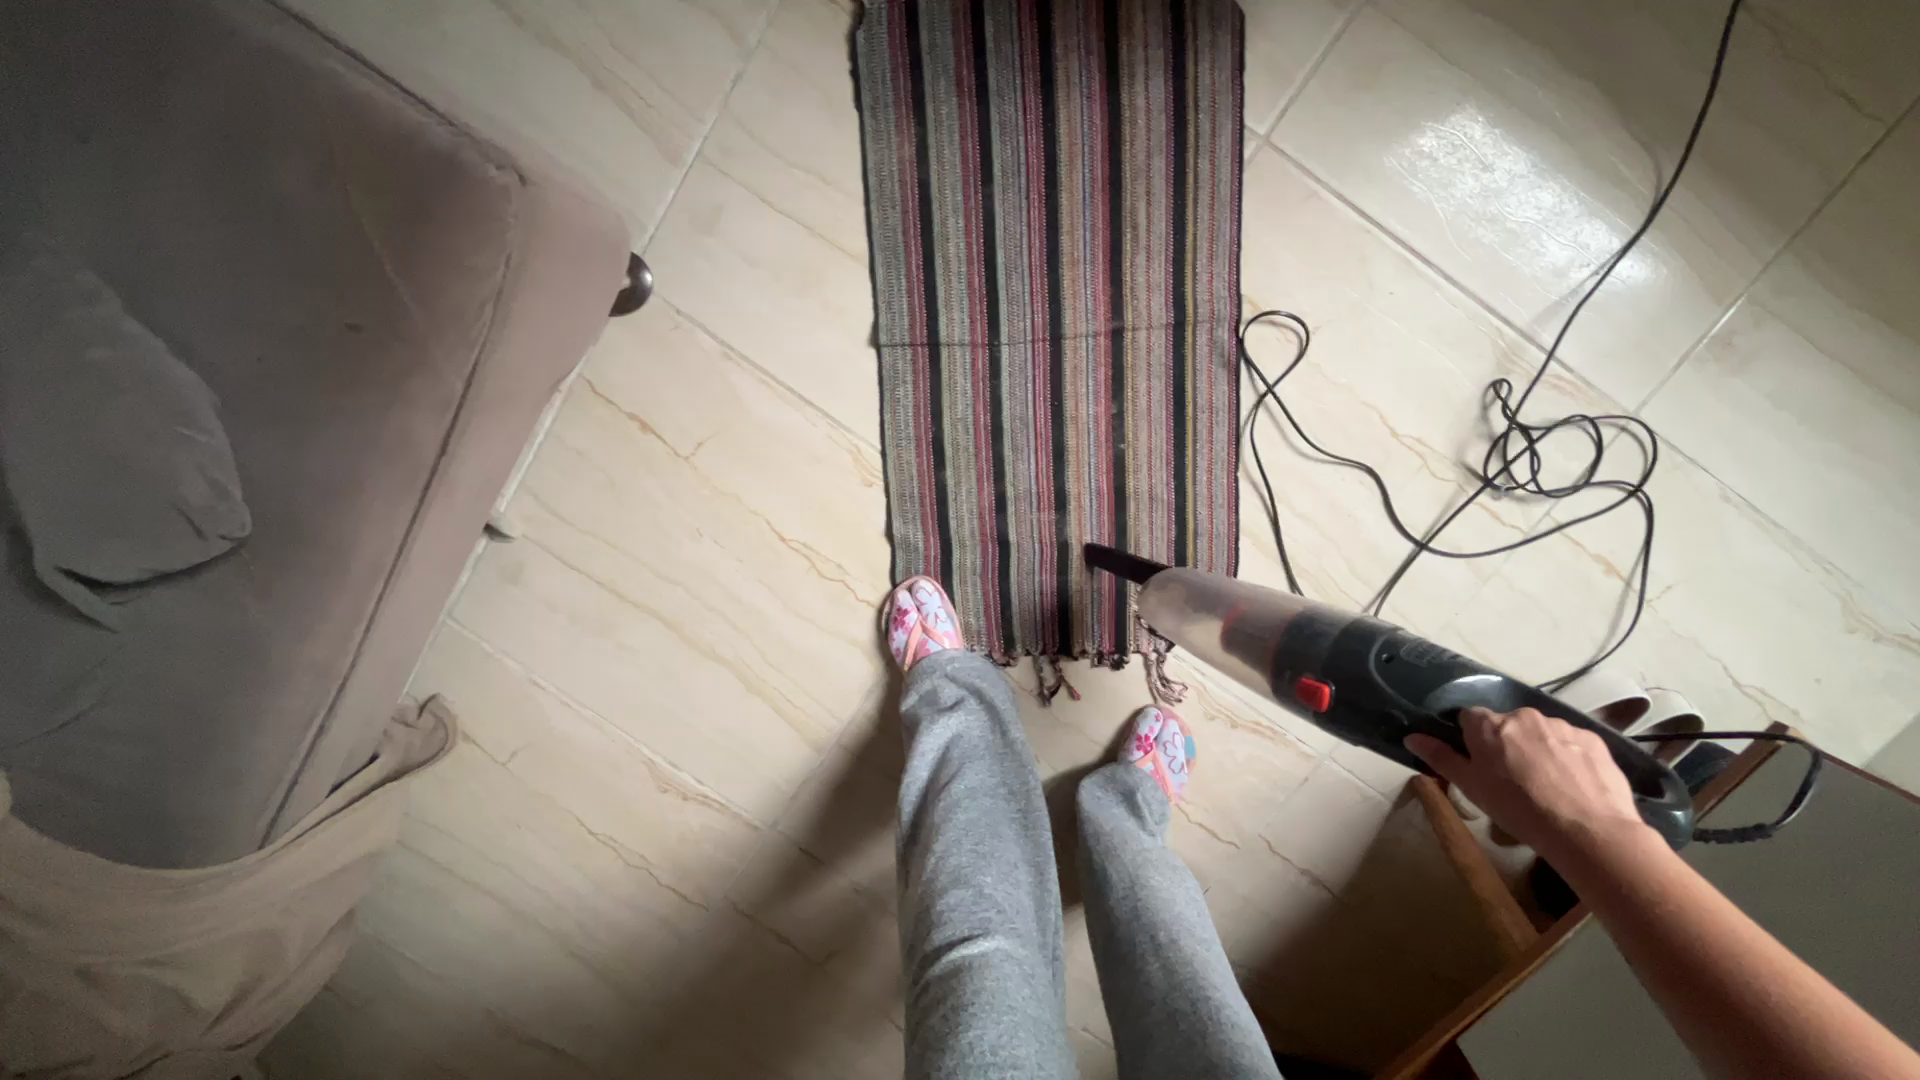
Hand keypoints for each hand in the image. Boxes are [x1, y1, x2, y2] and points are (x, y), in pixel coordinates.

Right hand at [1406, 707, 1647, 858]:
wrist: (1589, 832)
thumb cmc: (1519, 809)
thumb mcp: (1471, 787)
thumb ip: (1440, 757)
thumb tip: (1412, 737)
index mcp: (1489, 726)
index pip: (1469, 718)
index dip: (1472, 740)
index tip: (1480, 763)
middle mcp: (1524, 716)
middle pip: (1507, 724)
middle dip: (1508, 743)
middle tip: (1514, 778)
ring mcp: (1562, 726)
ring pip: (1541, 732)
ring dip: (1539, 749)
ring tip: (1548, 784)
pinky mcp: (1594, 740)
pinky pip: (1572, 742)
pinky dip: (1569, 757)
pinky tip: (1573, 784)